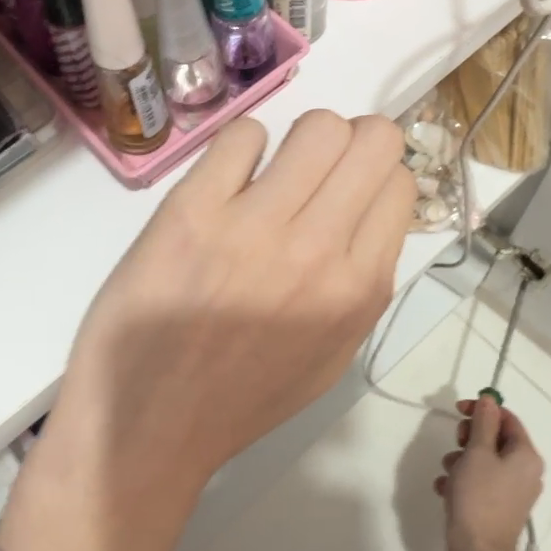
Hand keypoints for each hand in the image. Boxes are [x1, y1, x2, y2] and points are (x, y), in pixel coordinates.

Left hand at [0, 112, 414, 550]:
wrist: (150, 425)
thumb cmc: (241, 395)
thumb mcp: (331, 354)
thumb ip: (361, 283)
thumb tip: (365, 212)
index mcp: (357, 290)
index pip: (400, 184)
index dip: (375, 175)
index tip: (347, 185)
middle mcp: (317, 250)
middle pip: (373, 138)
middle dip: (352, 140)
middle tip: (316, 166)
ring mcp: (252, 226)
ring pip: (317, 126)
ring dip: (301, 138)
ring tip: (273, 171)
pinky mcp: (191, 210)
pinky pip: (243, 134)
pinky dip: (242, 146)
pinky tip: (227, 179)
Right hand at [436, 394, 544, 550]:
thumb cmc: (479, 496)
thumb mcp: (477, 452)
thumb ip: (483, 422)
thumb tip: (490, 399)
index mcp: (526, 456)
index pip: (507, 418)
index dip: (482, 410)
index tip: (458, 410)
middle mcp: (524, 471)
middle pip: (493, 439)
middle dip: (469, 439)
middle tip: (456, 445)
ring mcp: (511, 491)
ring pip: (481, 460)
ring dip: (459, 461)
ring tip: (449, 475)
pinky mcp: (497, 506)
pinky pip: (478, 481)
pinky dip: (461, 480)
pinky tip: (446, 489)